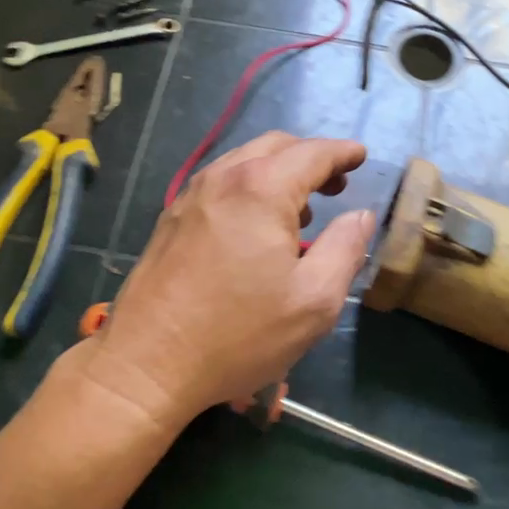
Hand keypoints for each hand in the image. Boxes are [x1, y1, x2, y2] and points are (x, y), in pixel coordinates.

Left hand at [79, 132, 375, 429]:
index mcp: (262, 188)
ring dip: (279, 171)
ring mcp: (192, 194)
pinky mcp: (173, 216)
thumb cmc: (239, 333)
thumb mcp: (313, 300)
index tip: (361, 156)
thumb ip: (345, 248)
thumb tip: (360, 216)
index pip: (313, 153)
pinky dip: (250, 186)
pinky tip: (257, 225)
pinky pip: (222, 181)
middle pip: (276, 146)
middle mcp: (224, 176)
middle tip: (337, 184)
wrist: (147, 362)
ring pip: (245, 162)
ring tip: (301, 208)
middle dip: (311, 157)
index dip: (342, 152)